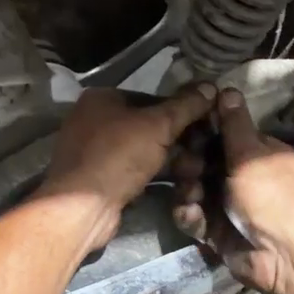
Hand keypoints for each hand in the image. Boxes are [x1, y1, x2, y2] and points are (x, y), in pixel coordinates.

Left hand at [36, 84, 216, 249]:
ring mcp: (97, 153)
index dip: (182, 110)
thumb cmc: (118, 156)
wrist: (82, 208)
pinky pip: (136, 171)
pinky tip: (182, 183)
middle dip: (180, 140)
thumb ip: (186, 106)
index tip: (207, 123)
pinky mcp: (103, 180)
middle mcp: (96, 121)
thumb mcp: (158, 126)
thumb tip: (211, 85)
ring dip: (174, 160)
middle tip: (206, 150)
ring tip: (198, 169)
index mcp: (102, 99)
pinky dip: (157, 175)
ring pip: (145, 151)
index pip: (153, 98)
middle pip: (150, 126)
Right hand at [173, 89, 293, 293]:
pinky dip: (190, 216)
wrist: (285, 259)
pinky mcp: (216, 230)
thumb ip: (235, 125)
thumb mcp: (253, 156)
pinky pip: (193, 216)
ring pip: (193, 189)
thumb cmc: (274, 198)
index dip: (201, 131)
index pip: (222, 133)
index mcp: (257, 152)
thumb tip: (228, 87)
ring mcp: (228, 204)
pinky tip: (192, 217)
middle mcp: (241, 175)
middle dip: (190, 164)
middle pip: (202, 161)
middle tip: (187, 169)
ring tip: (192, 199)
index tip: (181, 129)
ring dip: (187, 192)